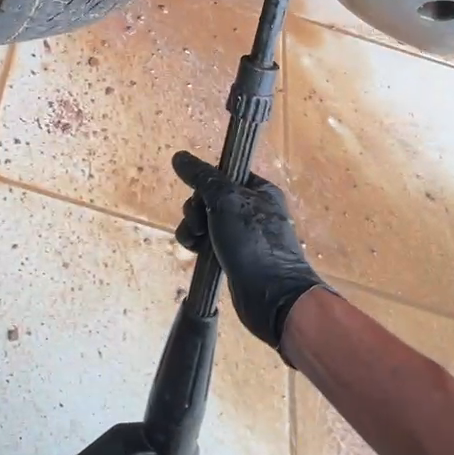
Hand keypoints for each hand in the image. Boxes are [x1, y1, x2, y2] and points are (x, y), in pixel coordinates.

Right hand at [173, 151, 324, 346]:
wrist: (273, 298)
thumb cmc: (253, 242)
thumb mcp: (226, 201)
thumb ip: (202, 177)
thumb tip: (179, 156)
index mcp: (259, 191)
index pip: (223, 174)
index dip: (206, 183)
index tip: (201, 196)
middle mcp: (253, 210)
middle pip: (209, 197)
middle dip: (195, 209)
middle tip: (200, 222)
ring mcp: (243, 235)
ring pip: (205, 220)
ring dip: (192, 227)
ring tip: (195, 241)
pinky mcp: (234, 257)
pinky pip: (208, 242)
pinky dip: (198, 244)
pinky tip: (195, 252)